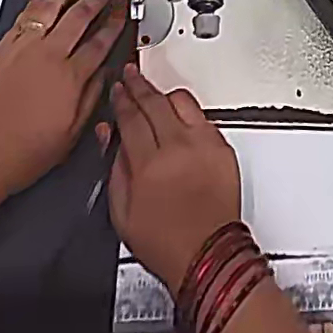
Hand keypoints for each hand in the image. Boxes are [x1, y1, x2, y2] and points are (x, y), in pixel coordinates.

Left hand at [0, 0, 125, 235]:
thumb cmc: (20, 154)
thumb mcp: (71, 135)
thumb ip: (91, 99)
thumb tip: (104, 78)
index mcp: (70, 77)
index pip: (100, 41)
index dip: (114, 24)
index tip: (120, 14)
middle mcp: (47, 56)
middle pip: (78, 16)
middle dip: (95, 0)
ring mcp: (23, 50)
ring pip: (49, 7)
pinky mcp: (2, 50)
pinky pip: (24, 17)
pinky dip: (37, 3)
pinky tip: (42, 2)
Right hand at [99, 64, 242, 282]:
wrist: (208, 256)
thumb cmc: (167, 243)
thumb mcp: (122, 214)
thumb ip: (115, 169)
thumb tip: (111, 137)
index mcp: (149, 165)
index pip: (131, 117)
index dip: (122, 99)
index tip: (118, 90)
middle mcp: (178, 149)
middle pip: (155, 102)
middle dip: (139, 86)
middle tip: (131, 76)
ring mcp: (203, 146)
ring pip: (181, 101)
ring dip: (164, 94)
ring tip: (154, 93)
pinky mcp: (222, 148)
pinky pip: (203, 117)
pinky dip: (188, 113)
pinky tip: (179, 115)